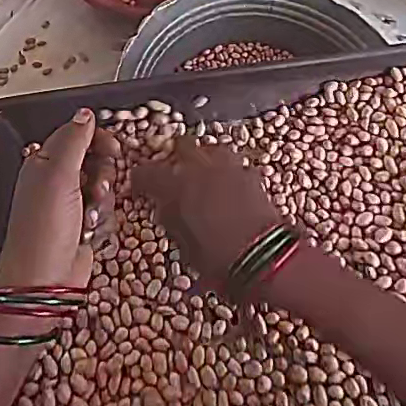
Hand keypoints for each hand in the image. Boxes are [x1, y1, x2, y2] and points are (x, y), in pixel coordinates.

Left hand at [0, 110, 119, 290]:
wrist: (44, 280)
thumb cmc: (43, 227)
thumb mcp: (58, 174)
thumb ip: (74, 140)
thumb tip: (85, 113)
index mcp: (44, 161)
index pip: (78, 134)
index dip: (98, 139)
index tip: (112, 148)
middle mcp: (58, 179)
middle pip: (97, 160)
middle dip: (103, 175)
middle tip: (96, 189)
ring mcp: (72, 204)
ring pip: (106, 186)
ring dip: (103, 202)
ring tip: (88, 217)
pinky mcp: (85, 226)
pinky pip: (107, 212)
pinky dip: (103, 222)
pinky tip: (90, 233)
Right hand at [131, 142, 282, 292]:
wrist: (268, 259)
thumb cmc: (220, 260)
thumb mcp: (185, 247)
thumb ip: (172, 220)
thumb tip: (164, 207)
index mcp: (179, 186)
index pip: (149, 173)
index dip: (139, 179)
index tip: (137, 186)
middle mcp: (202, 170)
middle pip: (182, 146)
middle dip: (174, 156)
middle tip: (171, 173)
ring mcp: (229, 169)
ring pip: (211, 148)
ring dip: (202, 157)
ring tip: (200, 173)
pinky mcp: (251, 176)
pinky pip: (232, 164)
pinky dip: (225, 170)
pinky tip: (225, 184)